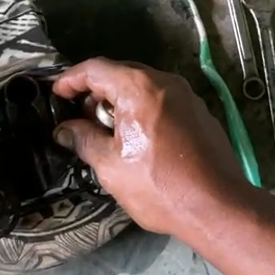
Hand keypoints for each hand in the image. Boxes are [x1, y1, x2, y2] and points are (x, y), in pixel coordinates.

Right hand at [51, 58, 254, 239]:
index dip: (71, 79)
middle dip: (95, 90)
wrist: (218, 206)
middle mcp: (164, 81)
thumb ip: (84, 140)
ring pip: (143, 86)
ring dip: (120, 100)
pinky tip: (136, 137)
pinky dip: (142, 108)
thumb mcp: (111, 166)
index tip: (56, 94)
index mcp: (138, 88)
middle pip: (120, 73)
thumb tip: (64, 130)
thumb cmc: (159, 186)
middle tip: (79, 116)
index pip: (95, 69)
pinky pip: (162, 99)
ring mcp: (186, 95)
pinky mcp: (199, 111)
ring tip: (106, 130)